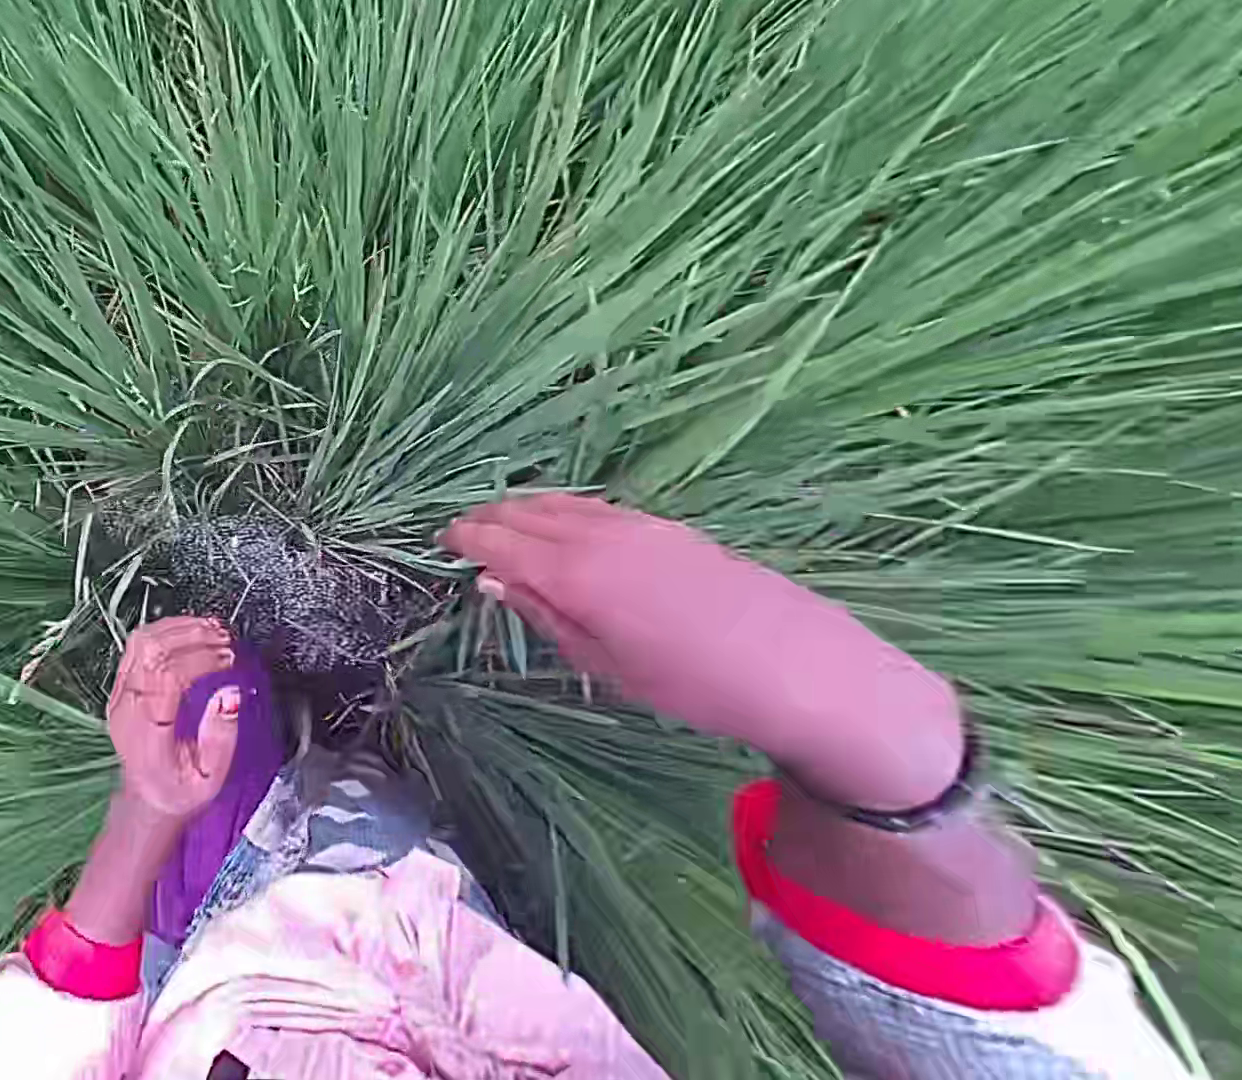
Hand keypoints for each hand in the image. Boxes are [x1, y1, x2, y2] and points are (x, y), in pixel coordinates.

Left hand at [106, 616, 240, 822]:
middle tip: (226, 639)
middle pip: (152, 651)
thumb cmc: (178, 789)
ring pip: (143, 641)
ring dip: (182, 628)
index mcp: (146, 733)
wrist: (147, 797)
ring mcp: (120, 693)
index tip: (229, 658)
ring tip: (214, 630)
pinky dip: (168, 629)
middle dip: (195, 637)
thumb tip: (229, 694)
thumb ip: (221, 738)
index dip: (202, 659)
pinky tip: (192, 630)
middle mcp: (127, 708)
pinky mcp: (122, 683)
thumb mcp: (210, 778)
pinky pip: (138, 643)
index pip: (167, 676)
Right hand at [441, 494, 960, 808]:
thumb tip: (493, 582)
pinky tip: (556, 522)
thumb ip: (543, 615)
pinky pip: (591, 505)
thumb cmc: (688, 683)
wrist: (800, 667)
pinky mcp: (662, 525)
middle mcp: (599, 535)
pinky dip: (557, 508)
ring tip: (498, 522)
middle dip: (485, 518)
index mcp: (576, 575)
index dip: (465, 538)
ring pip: (558, 502)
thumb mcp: (602, 664)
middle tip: (461, 531)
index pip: (500, 542)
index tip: (441, 541)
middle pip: (524, 513)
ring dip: (520, 509)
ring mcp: (635, 523)